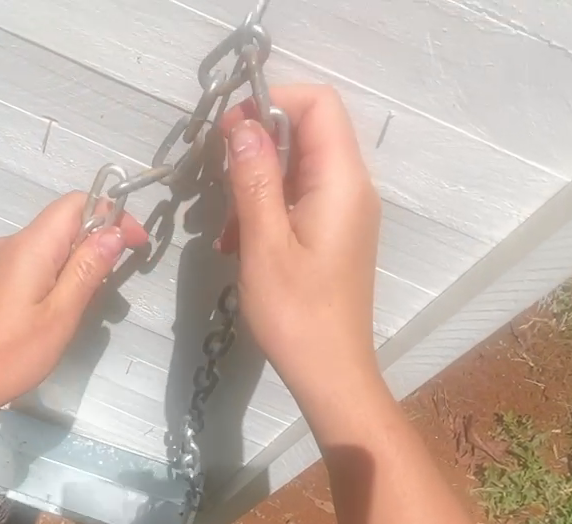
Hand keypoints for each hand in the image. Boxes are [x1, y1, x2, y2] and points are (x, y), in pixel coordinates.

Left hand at [0, 194, 147, 423]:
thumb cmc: (11, 355)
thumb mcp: (59, 316)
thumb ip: (87, 271)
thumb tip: (114, 232)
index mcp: (30, 246)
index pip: (77, 204)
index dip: (112, 215)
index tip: (137, 244)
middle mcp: (10, 245)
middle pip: (63, 224)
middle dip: (97, 243)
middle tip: (114, 284)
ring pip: (47, 248)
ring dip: (76, 264)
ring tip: (88, 304)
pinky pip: (30, 266)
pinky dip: (54, 277)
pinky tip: (57, 310)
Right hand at [217, 85, 385, 404]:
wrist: (329, 372)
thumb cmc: (296, 314)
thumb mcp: (264, 245)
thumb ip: (254, 181)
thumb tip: (241, 127)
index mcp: (341, 182)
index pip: (316, 104)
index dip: (270, 103)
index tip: (226, 132)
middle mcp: (352, 188)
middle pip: (306, 134)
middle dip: (257, 150)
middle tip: (219, 188)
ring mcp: (345, 214)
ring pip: (298, 171)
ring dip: (256, 187)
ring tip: (227, 228)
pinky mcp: (334, 237)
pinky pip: (300, 202)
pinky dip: (267, 211)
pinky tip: (240, 244)